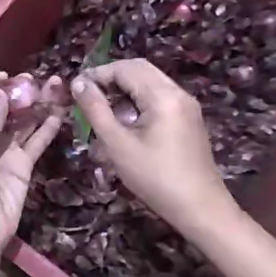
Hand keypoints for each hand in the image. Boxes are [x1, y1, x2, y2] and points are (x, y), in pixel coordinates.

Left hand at [0, 74, 65, 261]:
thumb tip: (2, 94)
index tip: (7, 76)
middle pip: (4, 109)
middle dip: (18, 93)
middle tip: (36, 80)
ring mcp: (7, 151)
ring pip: (24, 122)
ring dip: (37, 106)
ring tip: (54, 88)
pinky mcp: (24, 165)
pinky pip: (37, 141)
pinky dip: (48, 127)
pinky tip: (60, 112)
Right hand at [71, 59, 235, 233]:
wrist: (200, 207)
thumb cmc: (155, 178)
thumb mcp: (118, 145)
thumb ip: (96, 110)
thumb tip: (78, 83)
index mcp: (163, 95)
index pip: (124, 68)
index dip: (97, 74)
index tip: (75, 89)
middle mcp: (178, 92)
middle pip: (139, 69)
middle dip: (111, 77)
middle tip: (87, 96)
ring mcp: (187, 105)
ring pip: (150, 82)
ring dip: (124, 88)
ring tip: (102, 110)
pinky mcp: (189, 118)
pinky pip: (160, 96)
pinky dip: (139, 99)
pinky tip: (126, 121)